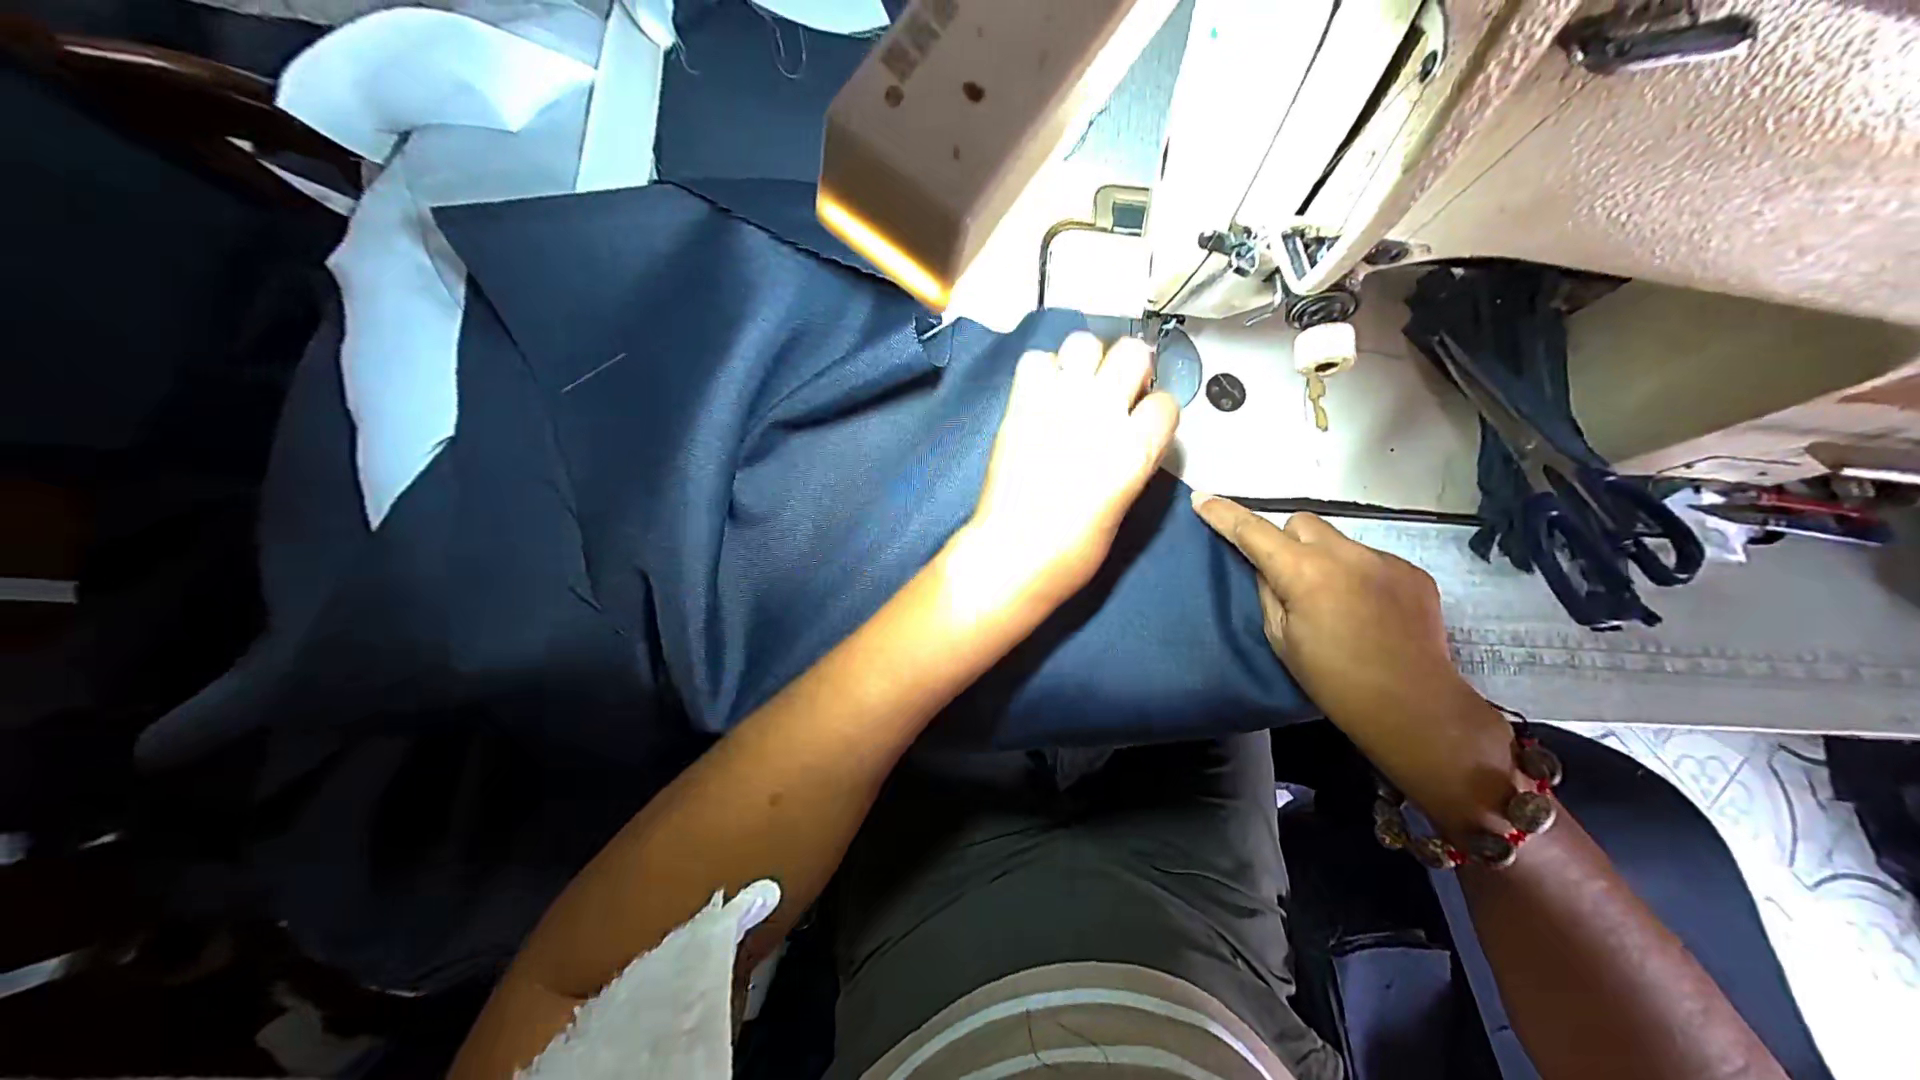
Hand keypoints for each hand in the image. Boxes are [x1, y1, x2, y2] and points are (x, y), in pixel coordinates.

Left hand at [953, 332, 1178, 612]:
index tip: (1141, 421)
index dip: (1155, 412)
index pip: (1167, 402)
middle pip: (1133, 351)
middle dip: (1129, 368)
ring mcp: (1059, 402)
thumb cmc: (1072, 548)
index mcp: (1136, 448)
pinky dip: (1040, 371)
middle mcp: (1103, 413)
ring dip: (1084, 360)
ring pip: (1084, 341)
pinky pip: (1035, 359)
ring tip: (1075, 386)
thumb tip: (1131, 435)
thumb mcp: (1122, 504)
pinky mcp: (1021, 402)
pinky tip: (1040, 395)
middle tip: (1113, 391)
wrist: (1013, 552)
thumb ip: (1133, 459)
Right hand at [1190, 498, 1516, 836]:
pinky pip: (1371, 560)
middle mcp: (1345, 555)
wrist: (1413, 707)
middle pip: (1301, 523)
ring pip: (1338, 541)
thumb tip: (1269, 569)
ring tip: (1334, 602)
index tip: (1203, 498)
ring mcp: (1384, 560)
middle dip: (1286, 541)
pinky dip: (1358, 576)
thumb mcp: (1281, 639)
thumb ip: (1269, 593)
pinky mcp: (1413, 573)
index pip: (1253, 531)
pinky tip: (1367, 611)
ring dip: (1325, 559)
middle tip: (1287, 577)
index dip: (1224, 514)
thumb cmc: (1334, 681)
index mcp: (1304, 573)